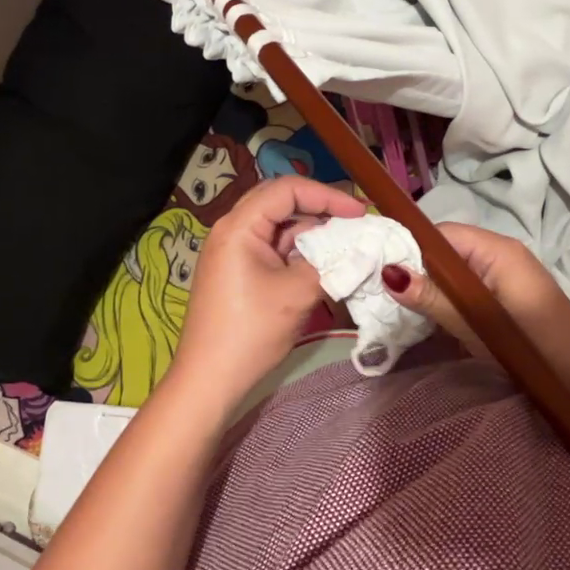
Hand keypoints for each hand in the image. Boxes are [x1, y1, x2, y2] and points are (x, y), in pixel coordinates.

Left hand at [169, 177, 364, 403]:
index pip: (287, 189)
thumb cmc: (251, 332)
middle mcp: (230, 230)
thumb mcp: (298, 294)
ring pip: (277, 226)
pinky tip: (322, 262)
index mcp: (238, 227)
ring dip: (311, 232)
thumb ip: (330, 263)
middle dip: (320, 208)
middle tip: (355, 221)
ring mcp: (231, 251)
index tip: (360, 212)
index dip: (327, 195)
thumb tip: (357, 248)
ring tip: (345, 243)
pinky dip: (298, 251)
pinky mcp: (236, 271)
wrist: (209, 380)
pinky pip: (271, 248)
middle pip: (280, 202)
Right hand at [382, 223, 569, 358]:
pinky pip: (470, 283)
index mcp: (496, 249)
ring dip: (431, 285)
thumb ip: (433, 297)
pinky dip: (450, 295)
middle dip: (416, 267)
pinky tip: (433, 315)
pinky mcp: (508, 292)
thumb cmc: (529, 346)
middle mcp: (501, 252)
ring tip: (400, 305)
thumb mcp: (474, 323)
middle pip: (446, 249)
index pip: (439, 234)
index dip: (407, 248)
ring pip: (456, 268)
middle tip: (382, 293)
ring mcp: (506, 272)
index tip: (377, 270)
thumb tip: (388, 272)